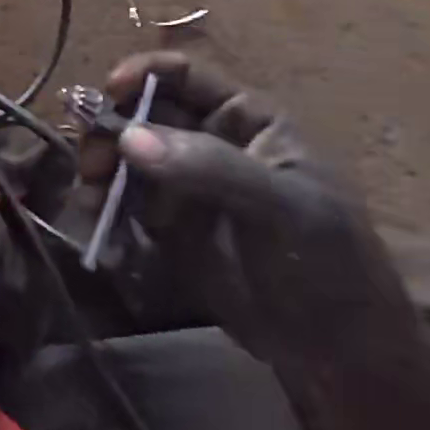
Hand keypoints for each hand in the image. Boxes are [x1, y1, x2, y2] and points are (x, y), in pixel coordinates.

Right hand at [106, 52, 415, 354]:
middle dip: (111, 128)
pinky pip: (126, 202)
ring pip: (128, 156)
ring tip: (89, 199)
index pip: (185, 74)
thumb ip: (208, 166)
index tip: (108, 91)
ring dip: (102, 170)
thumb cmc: (328, 264)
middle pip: (144, 112)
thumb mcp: (280, 207)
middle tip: (91, 162)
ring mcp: (186, 182)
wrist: (340, 356)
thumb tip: (129, 137)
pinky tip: (100, 228)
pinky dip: (106, 209)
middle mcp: (208, 140)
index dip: (144, 73)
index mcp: (245, 118)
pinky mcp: (169, 224)